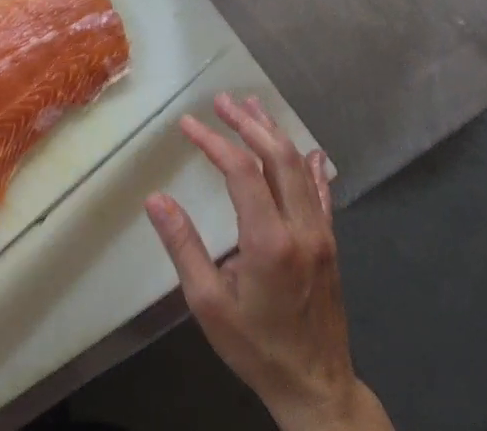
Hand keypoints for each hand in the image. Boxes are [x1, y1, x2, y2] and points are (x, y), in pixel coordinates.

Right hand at [146, 94, 391, 430]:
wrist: (316, 385)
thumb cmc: (255, 345)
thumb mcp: (207, 303)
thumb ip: (183, 246)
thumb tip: (156, 199)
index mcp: (269, 241)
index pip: (242, 172)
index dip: (215, 141)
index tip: (188, 124)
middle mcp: (302, 229)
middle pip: (279, 158)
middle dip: (248, 124)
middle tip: (221, 101)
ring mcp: (322, 235)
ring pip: (302, 170)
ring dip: (275, 134)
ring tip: (252, 106)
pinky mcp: (330, 245)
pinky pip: (322, 195)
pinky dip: (311, 166)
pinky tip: (307, 150)